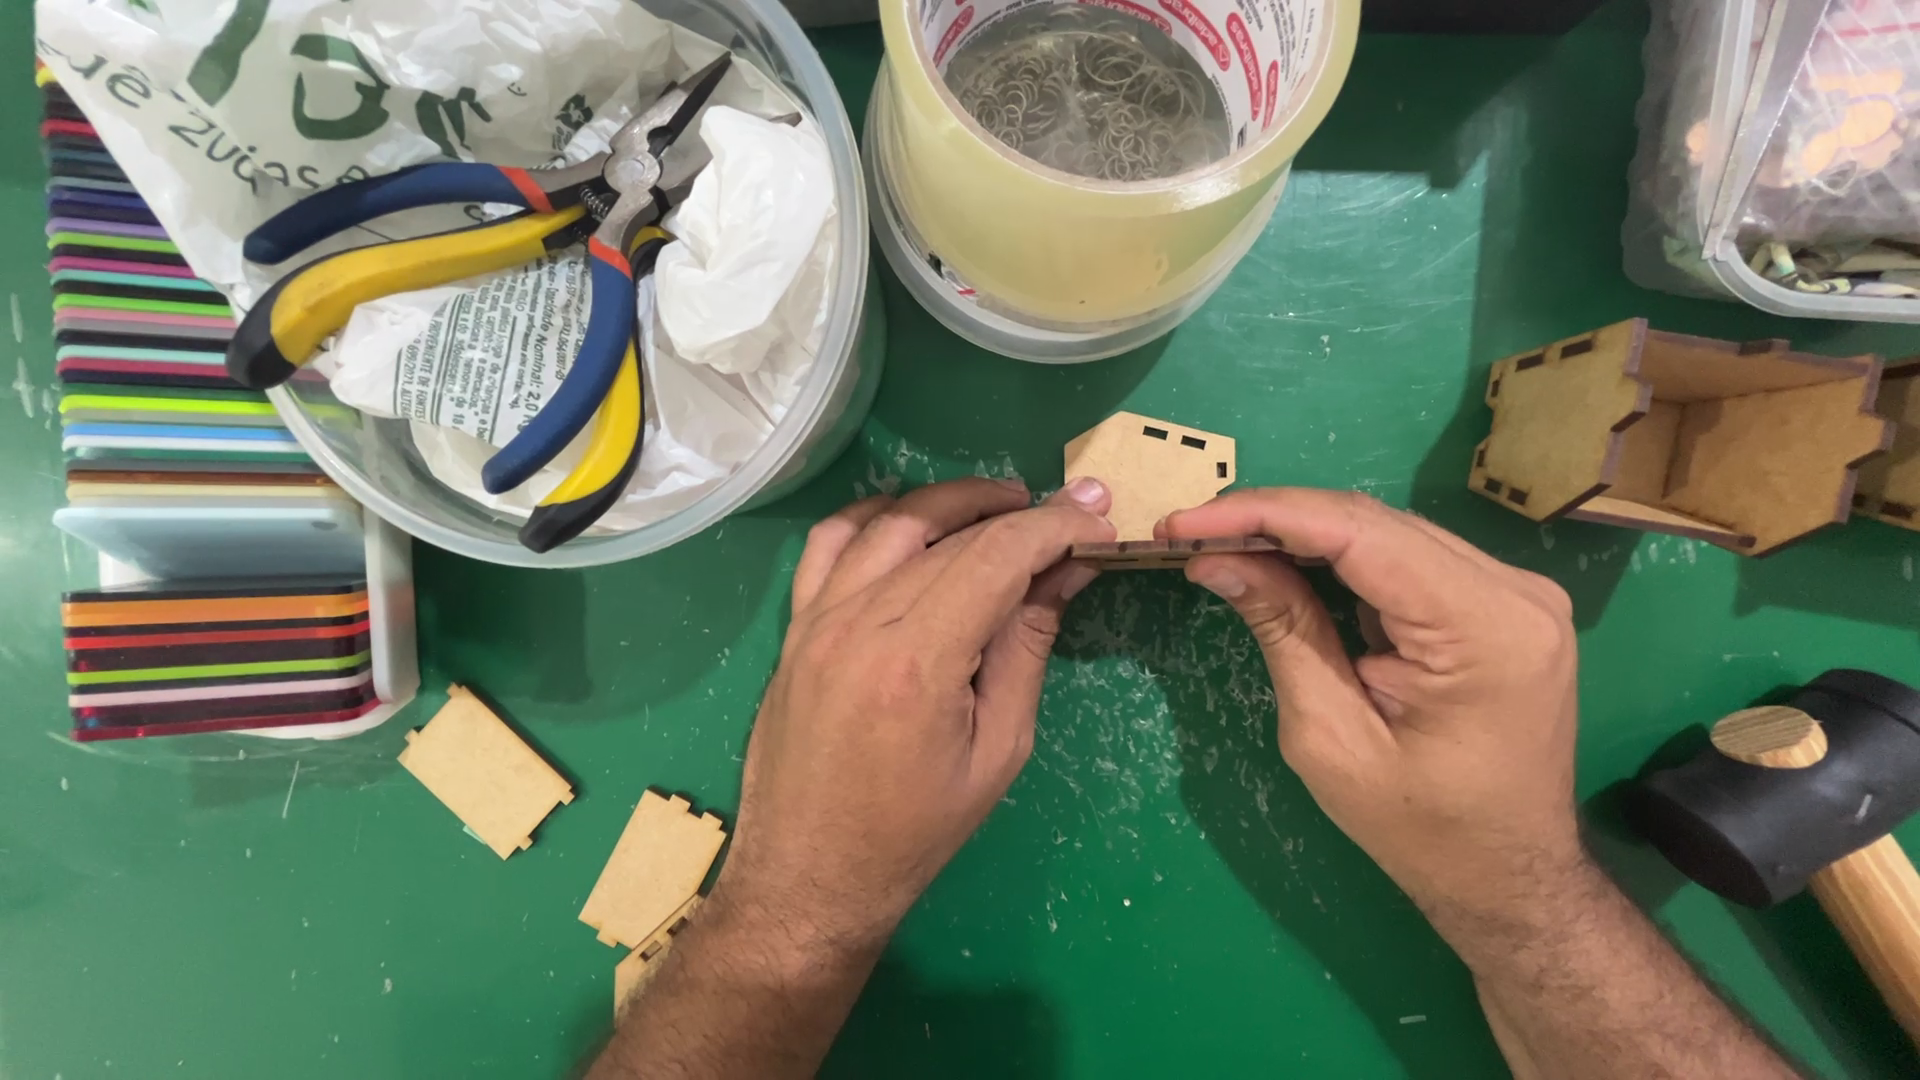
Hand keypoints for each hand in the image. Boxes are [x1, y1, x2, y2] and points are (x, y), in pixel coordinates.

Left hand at [713, 476, 1114, 952]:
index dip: (1055, 528)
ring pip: (890, 521)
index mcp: (919, 660)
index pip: (997, 555)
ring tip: (1001, 505)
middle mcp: (861, 621)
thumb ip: (1027, 646)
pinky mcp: (795, 626)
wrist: (810, 873)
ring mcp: (817, 617)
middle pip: (951, 533)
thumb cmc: (916, 830)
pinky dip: (877, 515)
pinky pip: (829, 542)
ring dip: (952, 500)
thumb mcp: (999, 747)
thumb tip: (1065, 573)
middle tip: (1066, 513)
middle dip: (1019, 513)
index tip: (1097, 523)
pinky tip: (913, 521)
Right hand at [1161, 489, 1582, 924]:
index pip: (1356, 533)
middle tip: (1189, 531)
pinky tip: (1277, 560)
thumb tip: (1215, 560)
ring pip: (1379, 528)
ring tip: (1220, 542)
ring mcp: (1511, 589)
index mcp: (1484, 628)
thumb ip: (1281, 630)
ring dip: (1293, 532)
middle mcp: (1512, 589)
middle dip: (1268, 518)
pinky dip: (1328, 554)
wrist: (1506, 873)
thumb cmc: (1418, 825)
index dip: (1261, 514)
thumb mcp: (1328, 733)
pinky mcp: (1494, 599)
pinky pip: (1396, 554)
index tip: (1183, 522)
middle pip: (1367, 520)